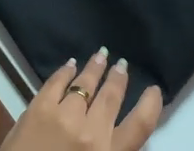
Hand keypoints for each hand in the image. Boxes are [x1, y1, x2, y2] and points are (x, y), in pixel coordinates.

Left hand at [0, 48, 162, 150]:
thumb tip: (117, 136)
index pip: (140, 126)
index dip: (150, 105)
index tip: (154, 89)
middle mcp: (91, 133)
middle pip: (110, 97)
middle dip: (117, 78)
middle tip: (121, 64)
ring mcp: (64, 116)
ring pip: (85, 84)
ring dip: (94, 68)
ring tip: (100, 56)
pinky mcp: (39, 108)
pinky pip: (57, 82)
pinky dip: (65, 71)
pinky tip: (70, 65)